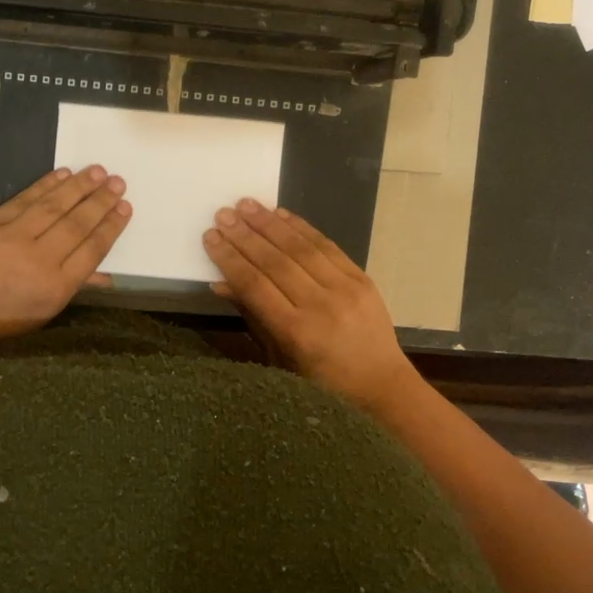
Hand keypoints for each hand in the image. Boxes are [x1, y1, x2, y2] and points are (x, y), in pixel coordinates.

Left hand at [0, 166, 131, 353]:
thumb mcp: (41, 314)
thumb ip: (73, 288)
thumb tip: (106, 275)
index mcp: (55, 287)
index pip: (92, 249)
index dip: (111, 226)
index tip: (125, 208)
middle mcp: (39, 258)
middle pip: (77, 222)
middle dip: (100, 201)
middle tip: (118, 182)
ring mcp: (14, 237)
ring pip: (54, 205)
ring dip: (79, 186)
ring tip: (98, 171)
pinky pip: (26, 199)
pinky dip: (46, 185)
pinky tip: (63, 175)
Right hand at [202, 199, 416, 407]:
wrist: (381, 387)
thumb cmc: (320, 383)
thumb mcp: (278, 356)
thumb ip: (252, 316)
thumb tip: (221, 283)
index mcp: (296, 332)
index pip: (255, 286)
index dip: (230, 259)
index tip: (210, 237)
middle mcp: (321, 306)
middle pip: (276, 262)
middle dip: (245, 236)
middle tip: (222, 214)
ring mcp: (345, 290)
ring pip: (301, 248)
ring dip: (270, 223)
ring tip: (246, 205)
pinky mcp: (362, 279)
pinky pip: (327, 246)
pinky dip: (302, 228)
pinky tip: (281, 214)